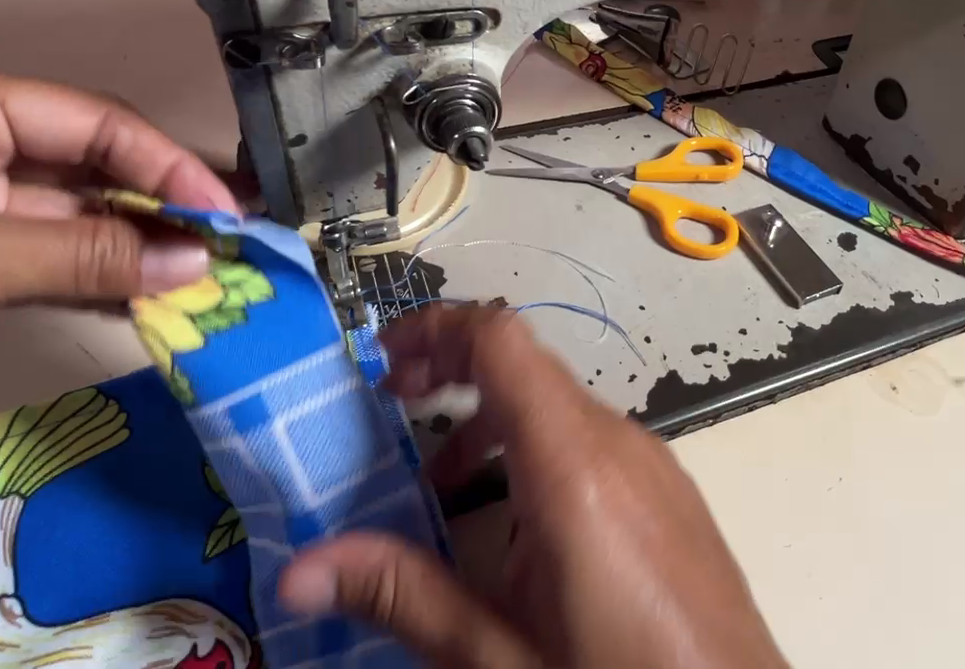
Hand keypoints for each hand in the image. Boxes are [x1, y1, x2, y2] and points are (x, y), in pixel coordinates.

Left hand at [0, 56, 235, 491]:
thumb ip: (81, 256)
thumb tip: (195, 261)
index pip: (89, 123)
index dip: (165, 164)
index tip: (226, 212)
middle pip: (84, 169)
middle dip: (157, 207)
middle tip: (233, 239)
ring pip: (63, 222)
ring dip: (128, 250)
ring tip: (203, 273)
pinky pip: (33, 266)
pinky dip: (86, 283)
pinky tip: (141, 300)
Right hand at [279, 307, 789, 668]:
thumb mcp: (500, 656)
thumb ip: (404, 594)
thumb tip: (297, 568)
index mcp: (572, 464)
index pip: (502, 341)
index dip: (437, 328)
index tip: (382, 360)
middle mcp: (617, 439)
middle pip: (526, 362)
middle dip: (452, 367)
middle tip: (392, 403)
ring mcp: (651, 459)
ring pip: (557, 401)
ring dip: (491, 415)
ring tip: (440, 476)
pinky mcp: (667, 486)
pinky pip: (590, 437)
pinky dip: (536, 445)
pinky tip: (516, 519)